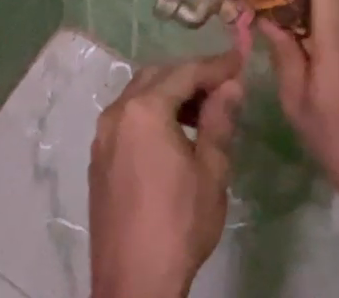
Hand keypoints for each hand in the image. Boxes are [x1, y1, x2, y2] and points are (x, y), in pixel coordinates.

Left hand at [89, 51, 243, 297]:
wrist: (133, 280)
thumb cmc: (179, 223)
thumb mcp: (211, 171)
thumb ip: (219, 121)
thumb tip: (230, 85)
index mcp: (144, 109)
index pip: (185, 72)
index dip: (216, 66)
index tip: (240, 62)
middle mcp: (116, 112)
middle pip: (157, 76)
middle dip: (190, 76)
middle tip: (224, 85)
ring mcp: (102, 135)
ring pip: (138, 96)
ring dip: (169, 94)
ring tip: (203, 111)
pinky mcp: (98, 158)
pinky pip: (127, 119)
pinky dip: (151, 114)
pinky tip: (173, 134)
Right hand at [259, 0, 338, 296]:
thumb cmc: (337, 144)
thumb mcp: (296, 103)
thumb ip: (284, 55)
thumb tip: (269, 21)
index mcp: (338, 44)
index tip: (283, 13)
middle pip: (333, 14)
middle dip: (310, 29)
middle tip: (293, 61)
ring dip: (330, 50)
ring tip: (321, 90)